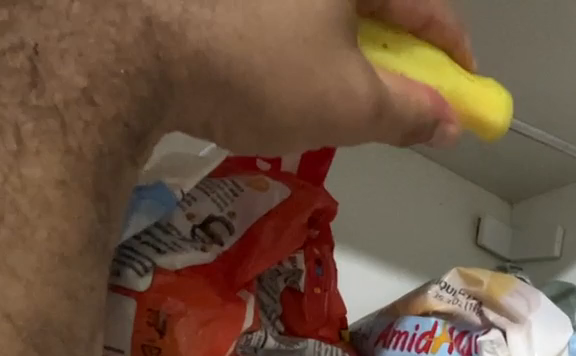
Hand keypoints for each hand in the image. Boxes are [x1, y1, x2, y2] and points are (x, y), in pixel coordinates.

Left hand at [150, 0, 473, 154]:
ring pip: (321, 8)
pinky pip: (276, 8)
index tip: (465, 92)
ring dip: (344, 44)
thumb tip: (448, 123)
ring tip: (333, 89)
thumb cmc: (250, 67)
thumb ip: (412, 113)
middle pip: (373, 1)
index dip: (456, 55)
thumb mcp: (351, 105)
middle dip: (397, 49)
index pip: (428, 5)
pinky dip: (294, 33)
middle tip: (401, 95)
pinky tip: (278, 67)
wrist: (110, 40)